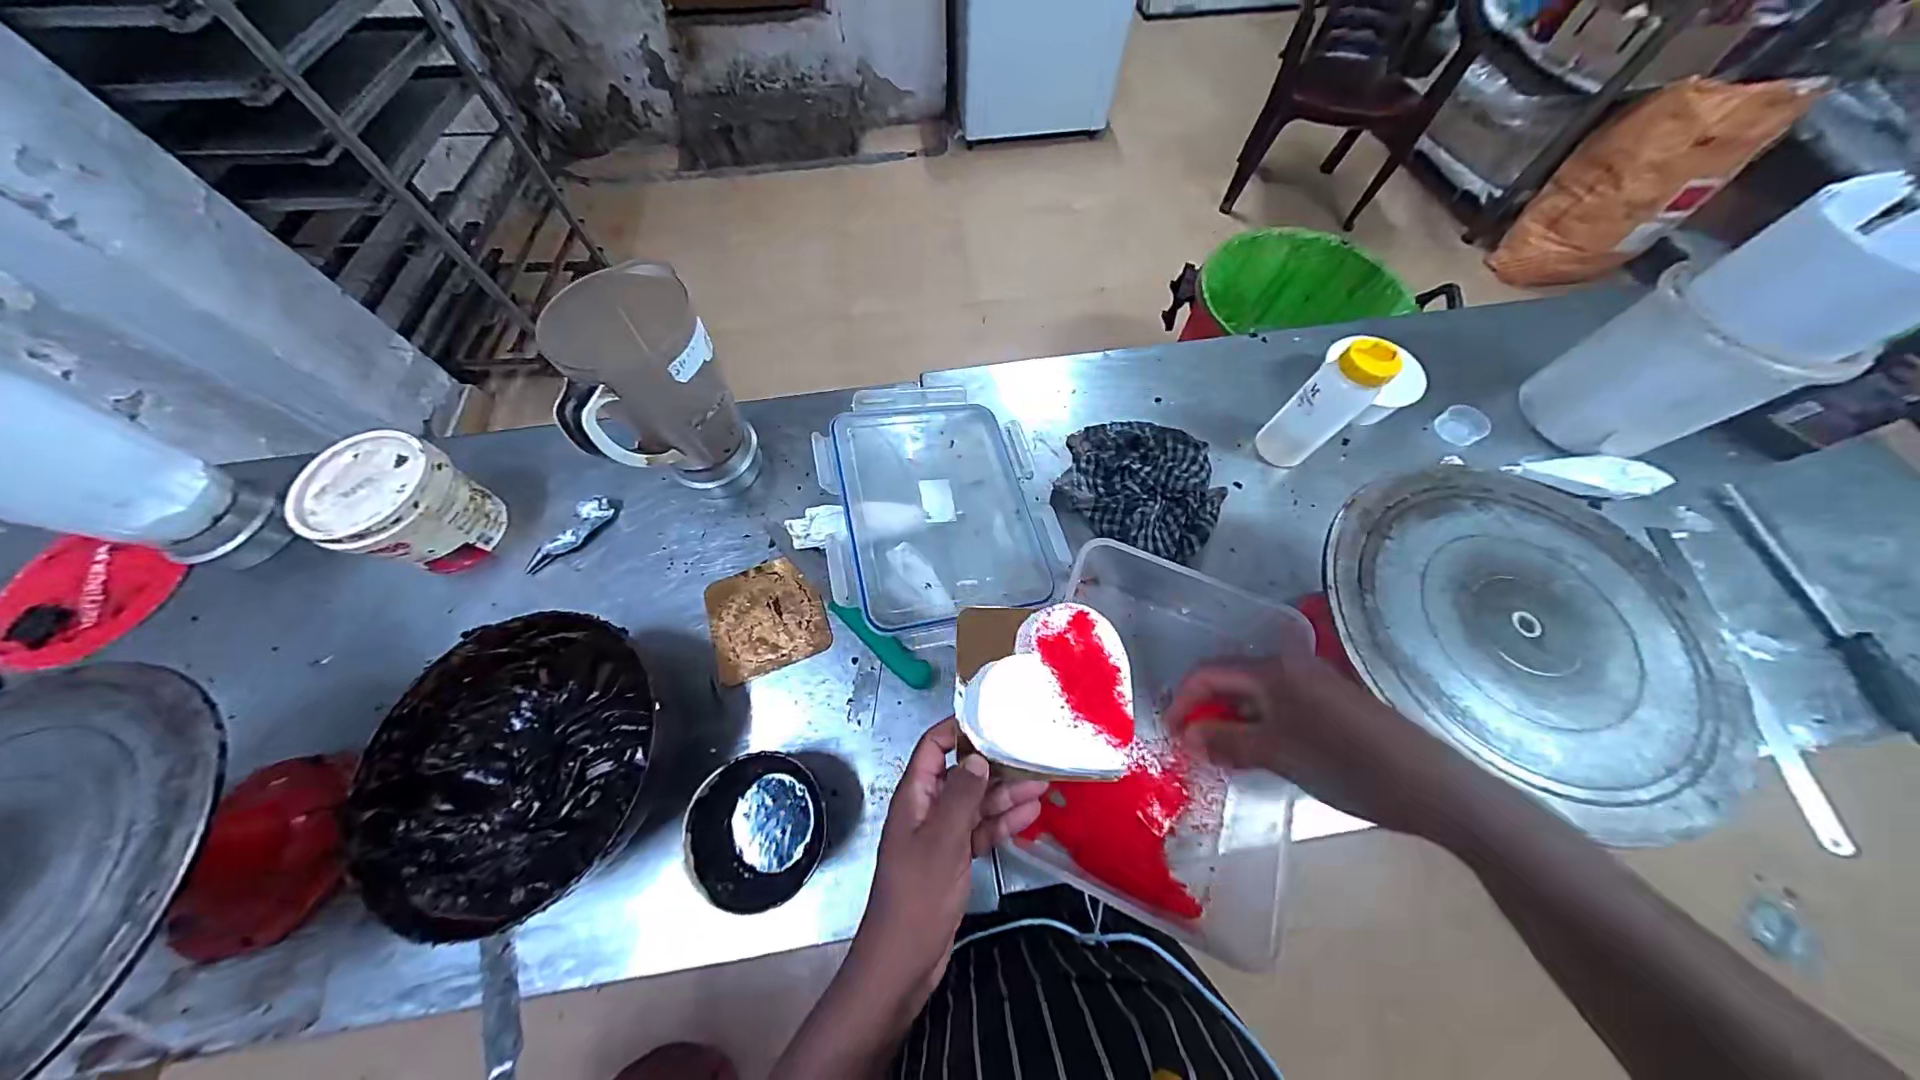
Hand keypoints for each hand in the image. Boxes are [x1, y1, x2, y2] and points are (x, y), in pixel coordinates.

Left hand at [851, 718, 1046, 1001]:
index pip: (933, 747)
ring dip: (1005, 796)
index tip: (992, 717)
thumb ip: (961, 796)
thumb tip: (978, 757)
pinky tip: (1029, 816)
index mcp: (914, 796)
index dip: (958, 728)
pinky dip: (1002, 824)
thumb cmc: (917, 896)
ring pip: (976, 804)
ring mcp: (940, 835)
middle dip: (994, 764)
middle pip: (962, 775)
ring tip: (1041, 784)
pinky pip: (980, 831)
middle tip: (1030, 754)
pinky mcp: (953, 859)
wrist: (903, 961)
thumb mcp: (942, 840)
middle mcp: (926, 809)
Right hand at [1166, 650, 1486, 844]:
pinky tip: (1259, 753)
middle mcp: (1291, 666)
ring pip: (1256, 695)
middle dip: (1206, 710)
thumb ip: (1226, 741)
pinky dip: (1260, 725)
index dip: (1183, 701)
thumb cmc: (1344, 765)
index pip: (1209, 673)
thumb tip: (1187, 736)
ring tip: (1221, 755)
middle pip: (1231, 680)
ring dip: (1232, 720)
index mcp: (1273, 669)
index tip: (1170, 733)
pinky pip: (1280, 706)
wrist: (1431, 786)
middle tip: (1193, 746)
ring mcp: (1314, 683)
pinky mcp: (1332, 703)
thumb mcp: (1275, 755)